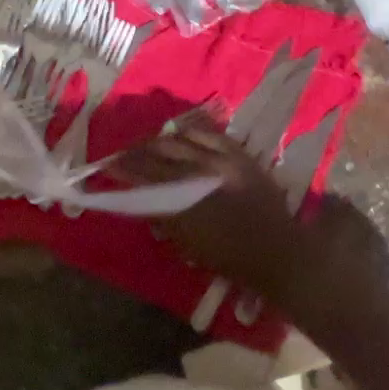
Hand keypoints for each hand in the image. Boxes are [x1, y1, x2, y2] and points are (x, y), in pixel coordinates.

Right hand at [107, 120, 328, 307]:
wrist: (280, 252)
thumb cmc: (232, 258)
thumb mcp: (189, 245)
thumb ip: (164, 219)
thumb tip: (145, 201)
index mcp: (184, 198)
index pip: (144, 175)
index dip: (123, 168)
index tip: (108, 165)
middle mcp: (200, 172)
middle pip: (158, 152)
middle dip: (136, 151)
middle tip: (124, 154)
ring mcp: (222, 159)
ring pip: (181, 138)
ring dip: (161, 140)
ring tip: (151, 144)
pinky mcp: (240, 154)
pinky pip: (211, 133)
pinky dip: (192, 131)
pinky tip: (182, 133)